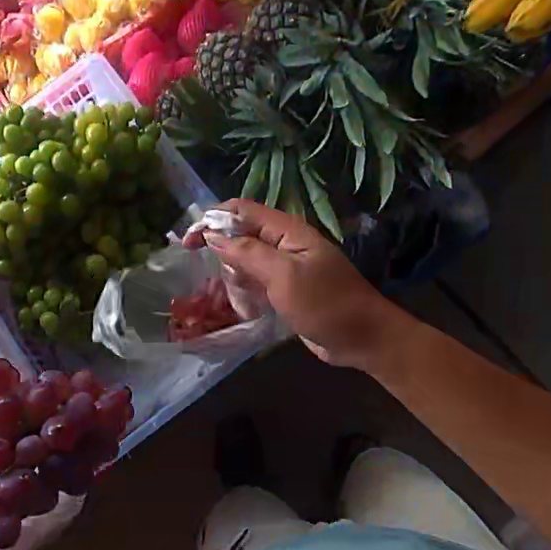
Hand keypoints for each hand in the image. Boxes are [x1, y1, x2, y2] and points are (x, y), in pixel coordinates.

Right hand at [186, 200, 410, 370]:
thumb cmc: (326, 304)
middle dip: (220, 253)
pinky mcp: (286, 290)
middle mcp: (284, 243)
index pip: (241, 210)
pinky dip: (244, 292)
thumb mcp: (284, 276)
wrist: (363, 338)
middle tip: (213, 281)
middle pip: (240, 235)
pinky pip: (256, 283)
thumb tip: (214, 235)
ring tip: (229, 299)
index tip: (188, 244)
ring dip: (232, 277)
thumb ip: (248, 252)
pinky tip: (239, 308)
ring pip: (245, 261)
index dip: (211, 221)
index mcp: (287, 230)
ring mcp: (286, 267)